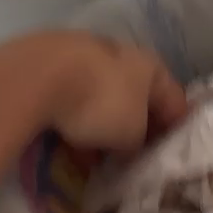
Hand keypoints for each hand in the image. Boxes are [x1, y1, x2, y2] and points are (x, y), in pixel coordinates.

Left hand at [0, 32, 188, 150]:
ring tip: (90, 153)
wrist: (38, 76)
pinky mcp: (55, 63)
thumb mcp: (130, 134)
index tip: (166, 155)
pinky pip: (73, 96)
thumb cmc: (100, 102)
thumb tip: (130, 149)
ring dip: (101, 123)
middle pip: (137, 97)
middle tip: (128, 157)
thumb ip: (138, 143)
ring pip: (103, 96)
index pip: (174, 100)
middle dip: (134, 126)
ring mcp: (89, 55)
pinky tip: (63, 138)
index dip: (174, 129)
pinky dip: (74, 117)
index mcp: (152, 66)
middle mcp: (125, 55)